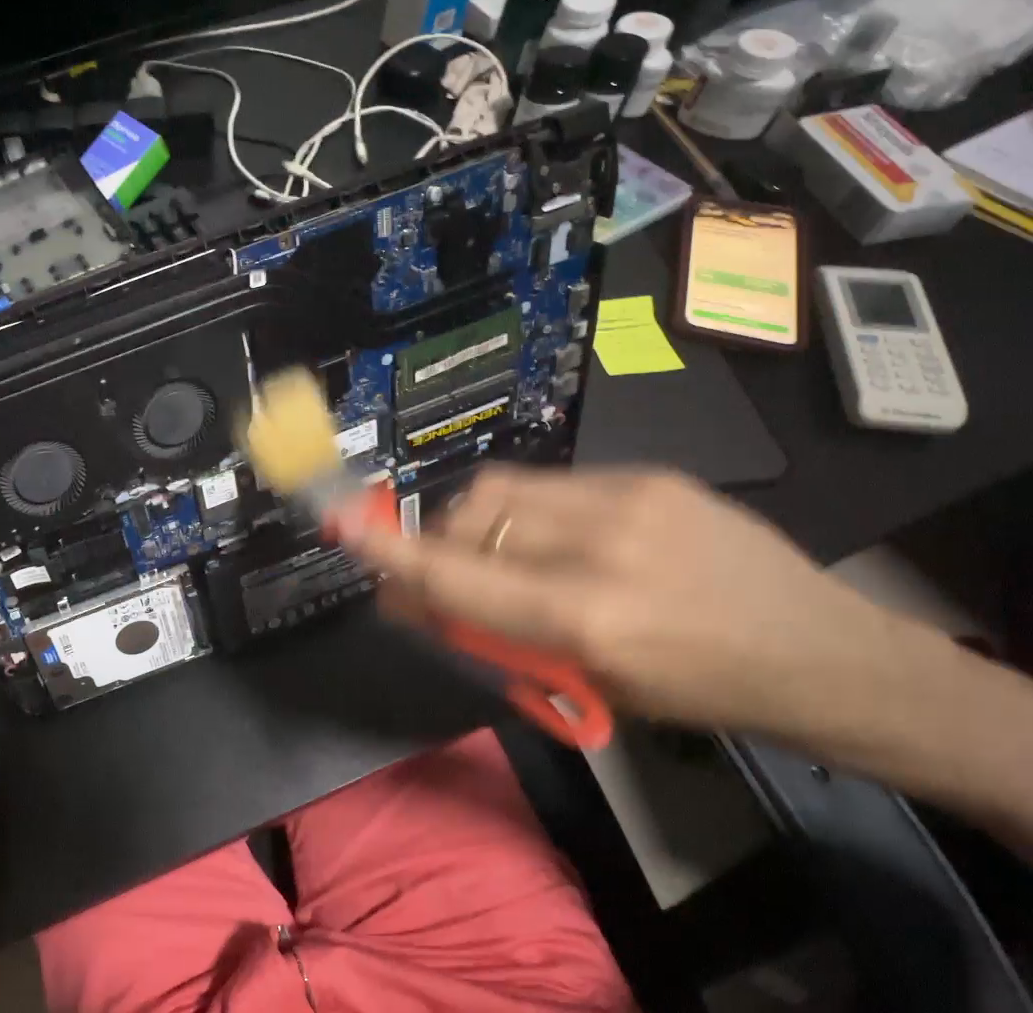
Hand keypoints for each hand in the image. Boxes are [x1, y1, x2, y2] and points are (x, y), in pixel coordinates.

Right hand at [335, 467, 930, 737]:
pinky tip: (561, 538)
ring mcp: (629, 499)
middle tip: (444, 572)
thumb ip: (497, 635)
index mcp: (590, 620)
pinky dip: (526, 512)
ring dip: (477, 522)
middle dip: (440, 541)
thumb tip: (416, 601)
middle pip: (472, 517)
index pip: (463, 579)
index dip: (394, 553)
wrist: (824, 653)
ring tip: (504, 553)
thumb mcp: (590, 683)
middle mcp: (603, 548)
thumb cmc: (697, 692)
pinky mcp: (649, 474)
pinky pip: (548, 483)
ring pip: (500, 489)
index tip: (342, 526)